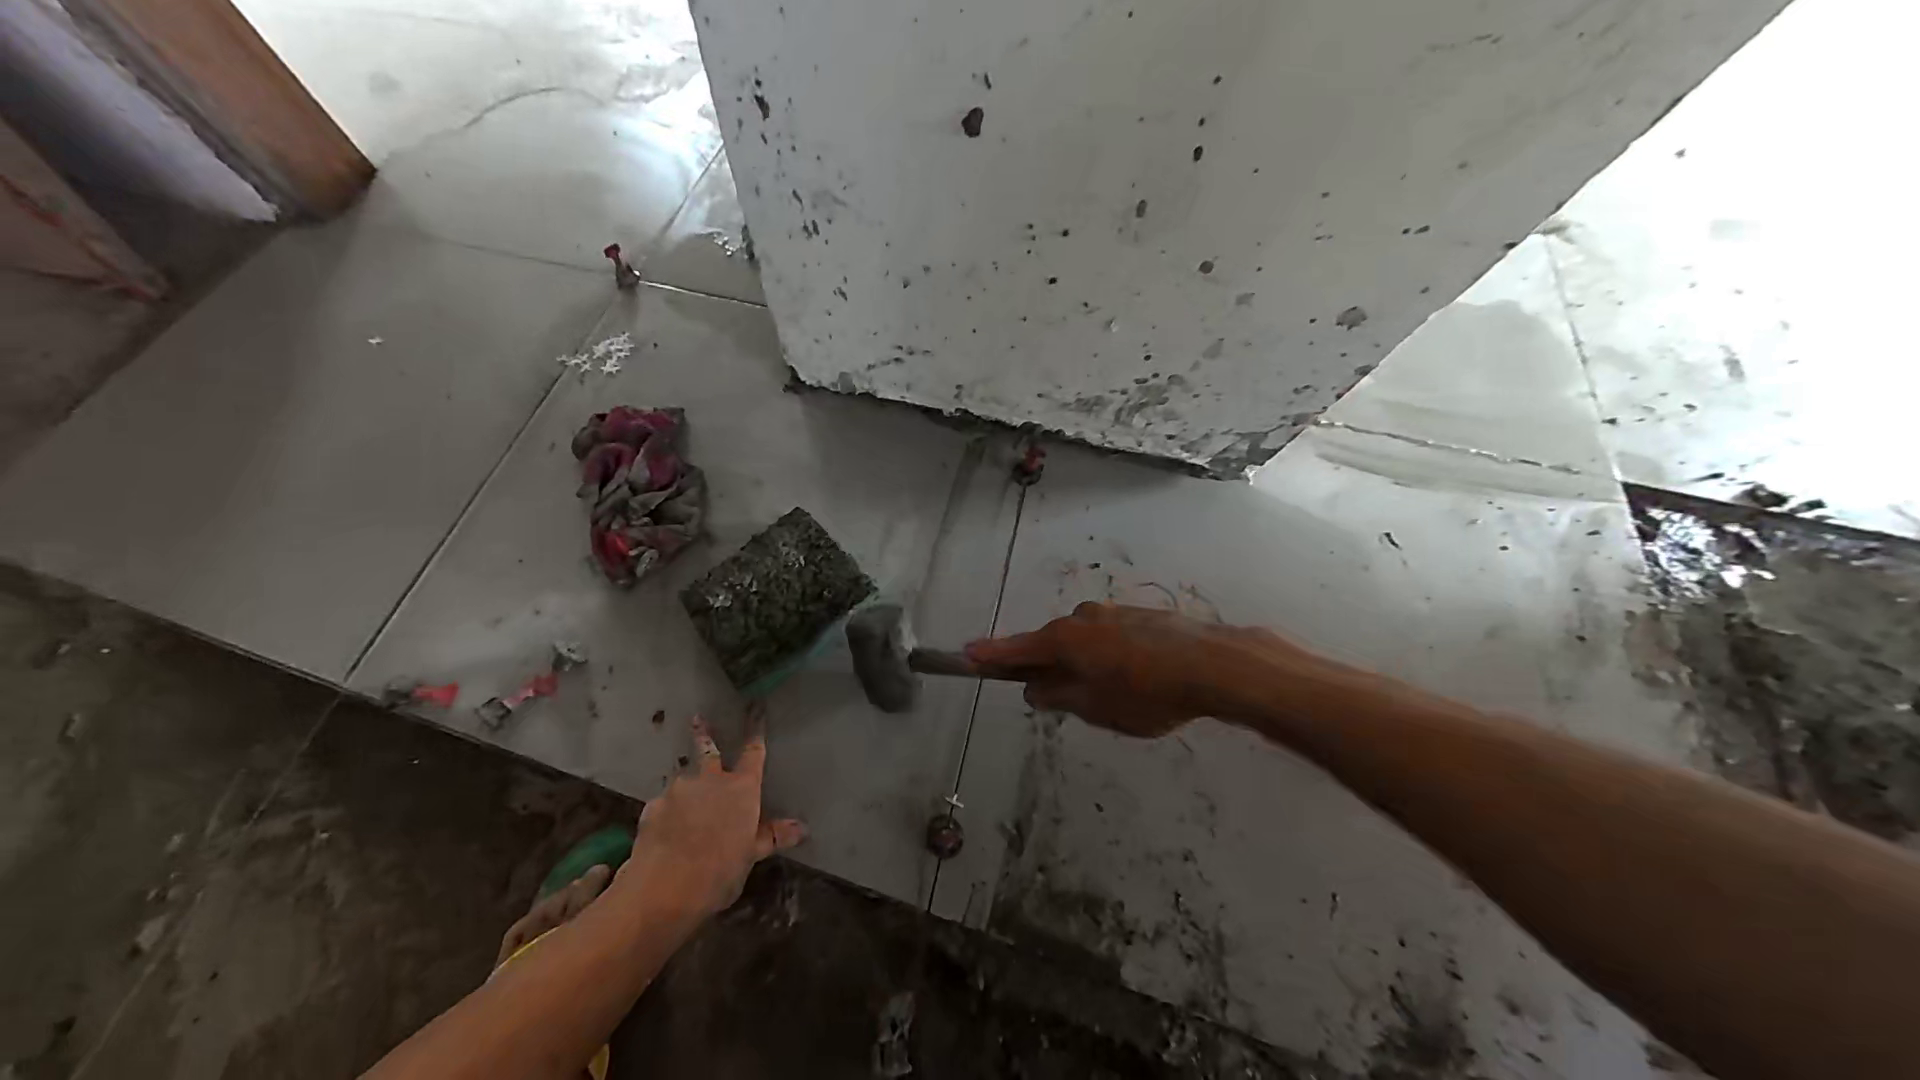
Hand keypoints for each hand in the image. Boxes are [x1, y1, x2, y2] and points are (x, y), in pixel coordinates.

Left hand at [622, 712, 806, 918]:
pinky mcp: (651, 807)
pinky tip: (666, 831)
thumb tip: (802, 828)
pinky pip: (664, 804)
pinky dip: (668, 812)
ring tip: (685, 808)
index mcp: (742, 789)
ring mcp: (678, 791)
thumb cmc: (719, 871)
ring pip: (684, 781)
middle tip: (698, 718)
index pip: (754, 752)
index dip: (756, 730)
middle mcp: (710, 780)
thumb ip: (772, 836)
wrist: (664, 888)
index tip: (755, 708)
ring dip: (687, 788)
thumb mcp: (751, 856)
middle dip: (704, 733)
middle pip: (709, 749)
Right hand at [965, 602, 1291, 736]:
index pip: (1015, 649)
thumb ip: (1059, 697)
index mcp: (1064, 640)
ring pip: (1083, 641)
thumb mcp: (1094, 708)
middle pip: (1050, 644)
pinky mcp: (1141, 616)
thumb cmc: (1146, 693)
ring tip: (1108, 695)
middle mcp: (1083, 618)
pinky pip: (1109, 637)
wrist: (1214, 664)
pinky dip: (1107, 656)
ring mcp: (1113, 613)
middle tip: (1054, 696)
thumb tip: (1036, 689)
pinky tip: (1133, 678)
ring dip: (1081, 663)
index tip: (966, 655)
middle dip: (1047, 668)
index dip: (990, 655)